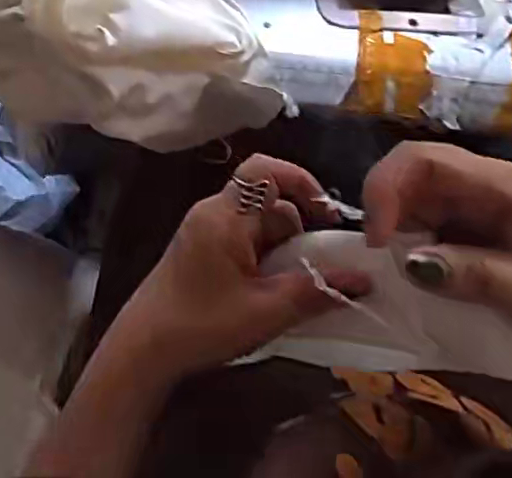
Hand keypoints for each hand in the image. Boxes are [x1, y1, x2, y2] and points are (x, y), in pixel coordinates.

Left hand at [106, 154, 370, 381]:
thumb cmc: (203, 322)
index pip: (261, 170)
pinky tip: (279, 290)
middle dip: (301, 229)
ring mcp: (207, 229)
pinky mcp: (205, 247)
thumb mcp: (266, 311)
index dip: (299, 179)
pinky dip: (268, 257)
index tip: (328, 215)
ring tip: (304, 287)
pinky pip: (246, 239)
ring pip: (259, 223)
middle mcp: (214, 212)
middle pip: (267, 201)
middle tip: (324, 268)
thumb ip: (315, 291)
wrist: (148, 342)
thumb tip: (363, 280)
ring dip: (286, 248)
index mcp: (224, 215)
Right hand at [362, 143, 511, 376]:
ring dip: (394, 231)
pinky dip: (408, 251)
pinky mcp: (474, 243)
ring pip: (411, 205)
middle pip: (410, 177)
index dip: (388, 186)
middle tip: (378, 255)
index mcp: (506, 185)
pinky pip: (425, 234)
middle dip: (384, 207)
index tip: (378, 237)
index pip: (424, 160)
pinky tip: (409, 278)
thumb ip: (480, 277)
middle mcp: (483, 190)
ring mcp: (478, 216)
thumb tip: (407, 262)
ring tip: (389, 270)